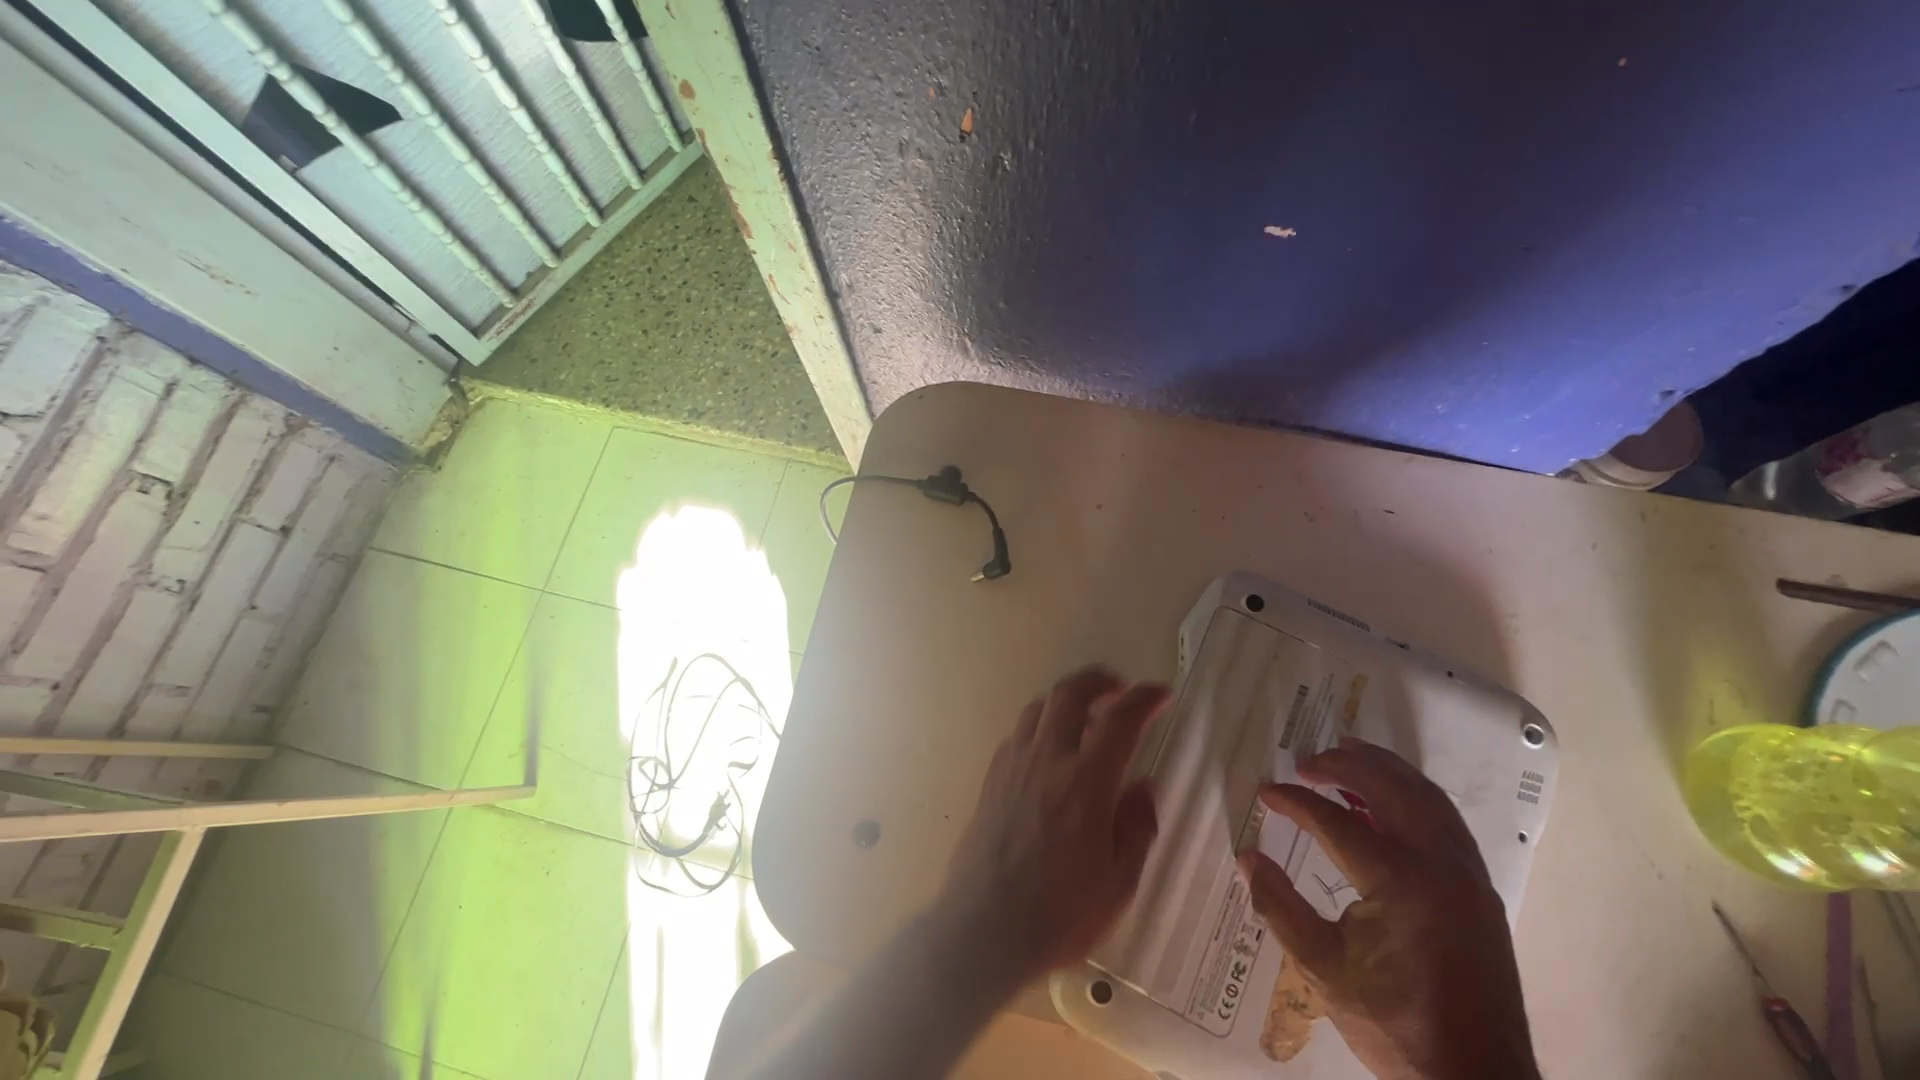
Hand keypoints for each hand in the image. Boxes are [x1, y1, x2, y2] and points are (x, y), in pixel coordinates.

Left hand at [930, 666, 1169, 987]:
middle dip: (1098, 680)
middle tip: (1119, 688)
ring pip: (1038, 709)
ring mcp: (1012, 767)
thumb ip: (1136, 827)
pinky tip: (1049, 755)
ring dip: (1065, 701)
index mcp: (1086, 782)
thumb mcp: (1119, 882)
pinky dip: (1039, 729)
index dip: (1145, 698)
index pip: (1120, 719)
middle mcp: (1046, 761)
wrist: (983, 929)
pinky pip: (1016, 736)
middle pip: (1069, 693)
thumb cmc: (1060, 913)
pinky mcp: (990, 781)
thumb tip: (1142, 788)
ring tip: (1084, 719)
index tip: (1161, 694)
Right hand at [1240, 738, 1539, 1079]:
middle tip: (1306, 760)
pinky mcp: (1480, 887)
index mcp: (1400, 881)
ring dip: (1386, 769)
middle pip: (1389, 789)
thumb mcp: (1323, 969)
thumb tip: (1247, 858)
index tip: (1267, 791)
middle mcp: (1440, 863)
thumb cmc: (1394, 1025)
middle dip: (1345, 765)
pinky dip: (1415, 794)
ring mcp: (1467, 873)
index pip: (1337, 821)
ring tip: (1349, 753)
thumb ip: (1279, 907)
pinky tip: (1393, 797)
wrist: (1476, 1078)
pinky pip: (1446, 819)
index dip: (1296, 802)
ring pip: (1426, 796)